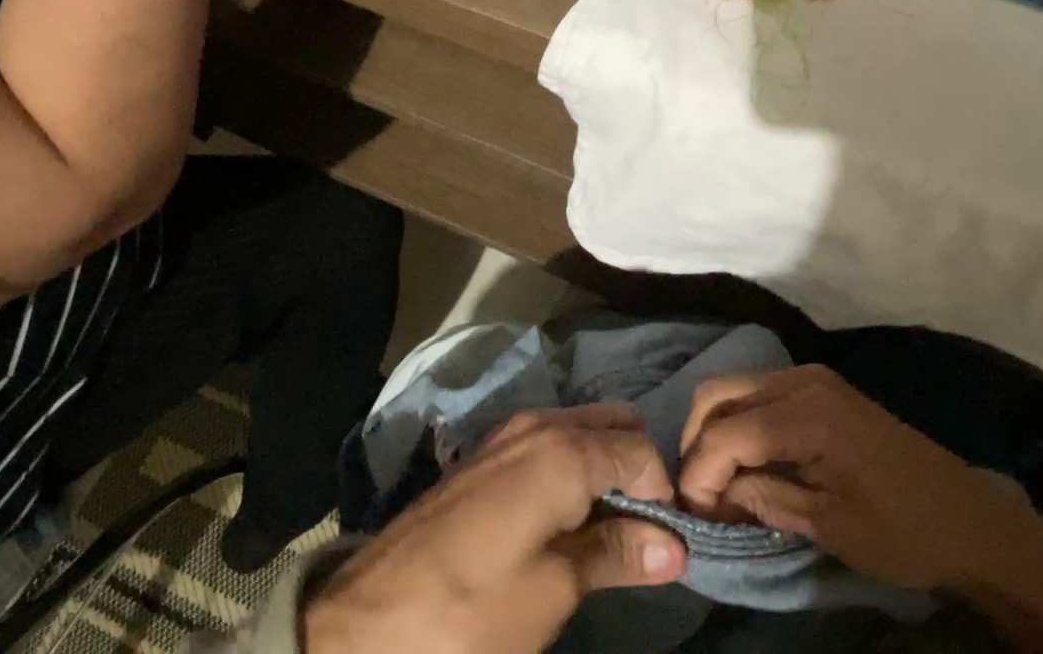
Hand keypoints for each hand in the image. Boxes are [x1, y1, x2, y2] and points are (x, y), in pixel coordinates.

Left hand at [305, 404, 688, 653]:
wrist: (367, 619)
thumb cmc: (470, 608)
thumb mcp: (552, 590)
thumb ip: (616, 555)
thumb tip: (675, 546)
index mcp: (562, 450)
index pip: (642, 450)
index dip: (664, 496)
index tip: (667, 544)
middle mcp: (536, 425)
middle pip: (613, 424)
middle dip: (638, 468)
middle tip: (644, 532)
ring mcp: (506, 435)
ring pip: (580, 430)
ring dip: (605, 468)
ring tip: (610, 531)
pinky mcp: (485, 456)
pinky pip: (548, 444)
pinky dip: (572, 468)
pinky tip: (567, 518)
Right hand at [678, 367, 1042, 650]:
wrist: (976, 524)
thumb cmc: (907, 532)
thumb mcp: (831, 526)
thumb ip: (764, 499)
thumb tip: (716, 491)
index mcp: (807, 414)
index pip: (724, 434)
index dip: (698, 474)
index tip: (692, 514)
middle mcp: (802, 382)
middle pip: (717, 395)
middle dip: (696, 444)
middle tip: (699, 494)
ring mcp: (812, 379)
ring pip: (733, 390)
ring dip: (714, 432)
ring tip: (718, 482)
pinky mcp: (821, 389)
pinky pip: (758, 394)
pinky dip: (739, 423)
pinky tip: (745, 462)